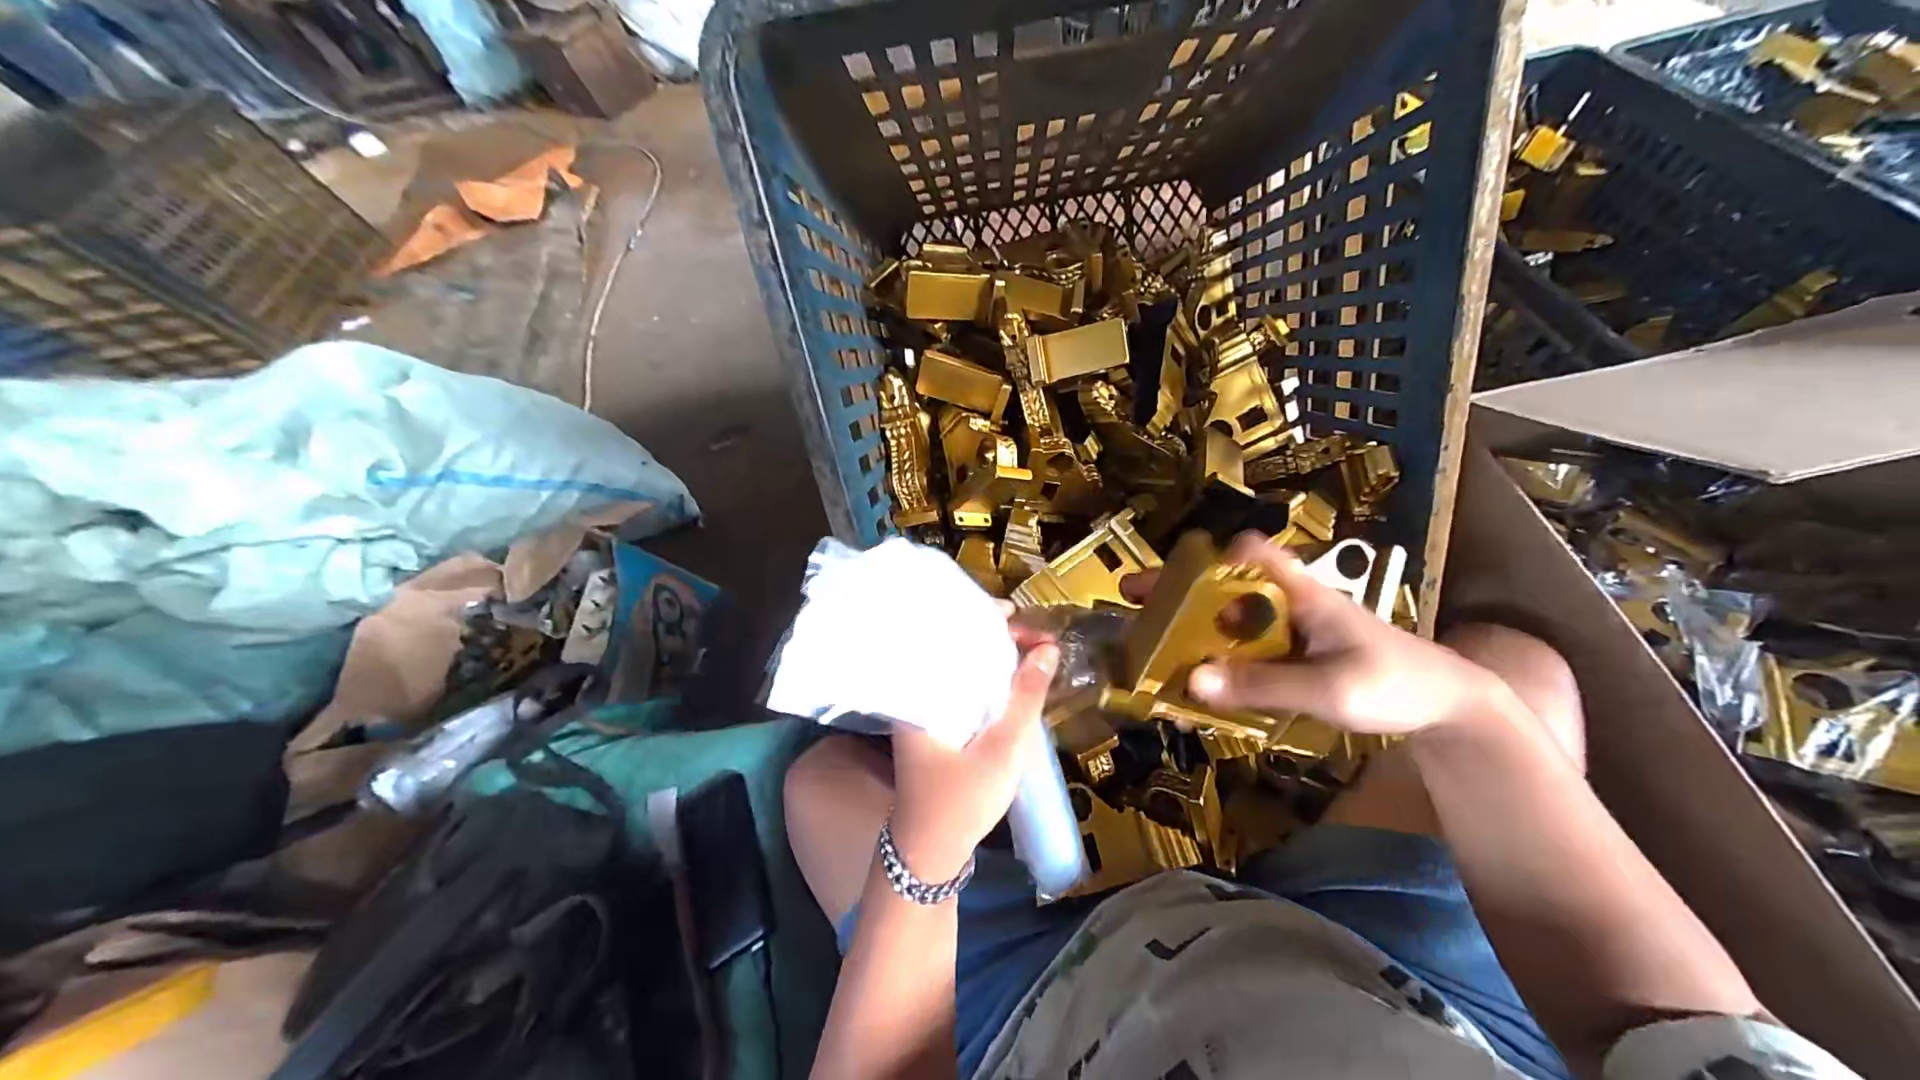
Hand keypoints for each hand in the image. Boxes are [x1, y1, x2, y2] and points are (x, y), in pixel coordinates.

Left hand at [888, 624, 1058, 880]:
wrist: (930, 854)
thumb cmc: (961, 801)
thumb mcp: (1002, 748)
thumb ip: (1025, 697)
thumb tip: (1048, 649)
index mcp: (920, 694)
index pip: (945, 636)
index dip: (982, 619)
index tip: (1018, 616)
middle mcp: (918, 696)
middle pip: (955, 650)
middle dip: (995, 637)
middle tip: (1035, 636)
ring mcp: (927, 712)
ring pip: (962, 670)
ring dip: (995, 659)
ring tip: (1031, 649)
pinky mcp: (939, 727)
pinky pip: (964, 690)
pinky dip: (988, 681)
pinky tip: (1012, 679)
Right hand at [1128, 532, 1503, 736]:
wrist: (1447, 710)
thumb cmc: (1398, 684)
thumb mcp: (1331, 689)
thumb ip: (1264, 685)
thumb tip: (1192, 679)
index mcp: (1302, 593)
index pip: (1254, 553)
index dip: (1209, 556)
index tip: (1171, 575)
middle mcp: (1287, 605)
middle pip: (1224, 586)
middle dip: (1177, 594)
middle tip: (1131, 603)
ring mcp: (1287, 633)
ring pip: (1227, 624)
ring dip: (1189, 636)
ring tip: (1147, 653)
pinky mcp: (1289, 660)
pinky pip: (1241, 657)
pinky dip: (1215, 670)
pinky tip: (1193, 696)